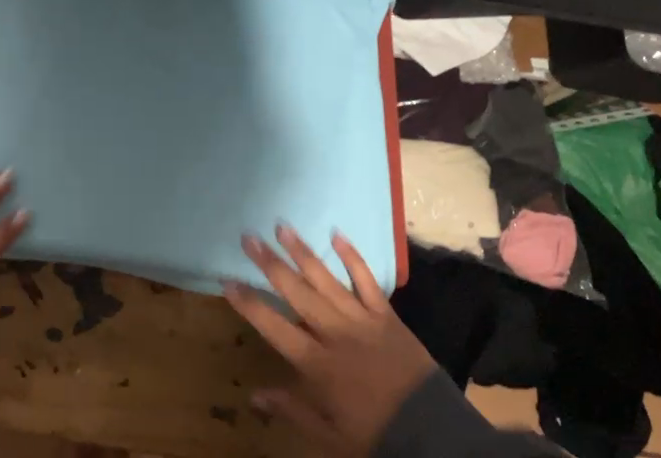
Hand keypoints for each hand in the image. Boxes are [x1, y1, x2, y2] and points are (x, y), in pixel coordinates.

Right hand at [225, 226, 437, 455]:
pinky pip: (367, 280)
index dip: (250, 304)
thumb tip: (253, 396)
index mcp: (318, 364)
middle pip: (296, 293)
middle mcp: (335, 334)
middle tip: (249, 238)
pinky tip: (336, 234)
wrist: (432, 433)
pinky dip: (352, 257)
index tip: (228, 281)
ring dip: (302, 252)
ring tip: (282, 227)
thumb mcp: (330, 434)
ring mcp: (362, 320)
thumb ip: (292, 410)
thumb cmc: (375, 433)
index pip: (275, 327)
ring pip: (326, 279)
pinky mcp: (386, 315)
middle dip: (270, 264)